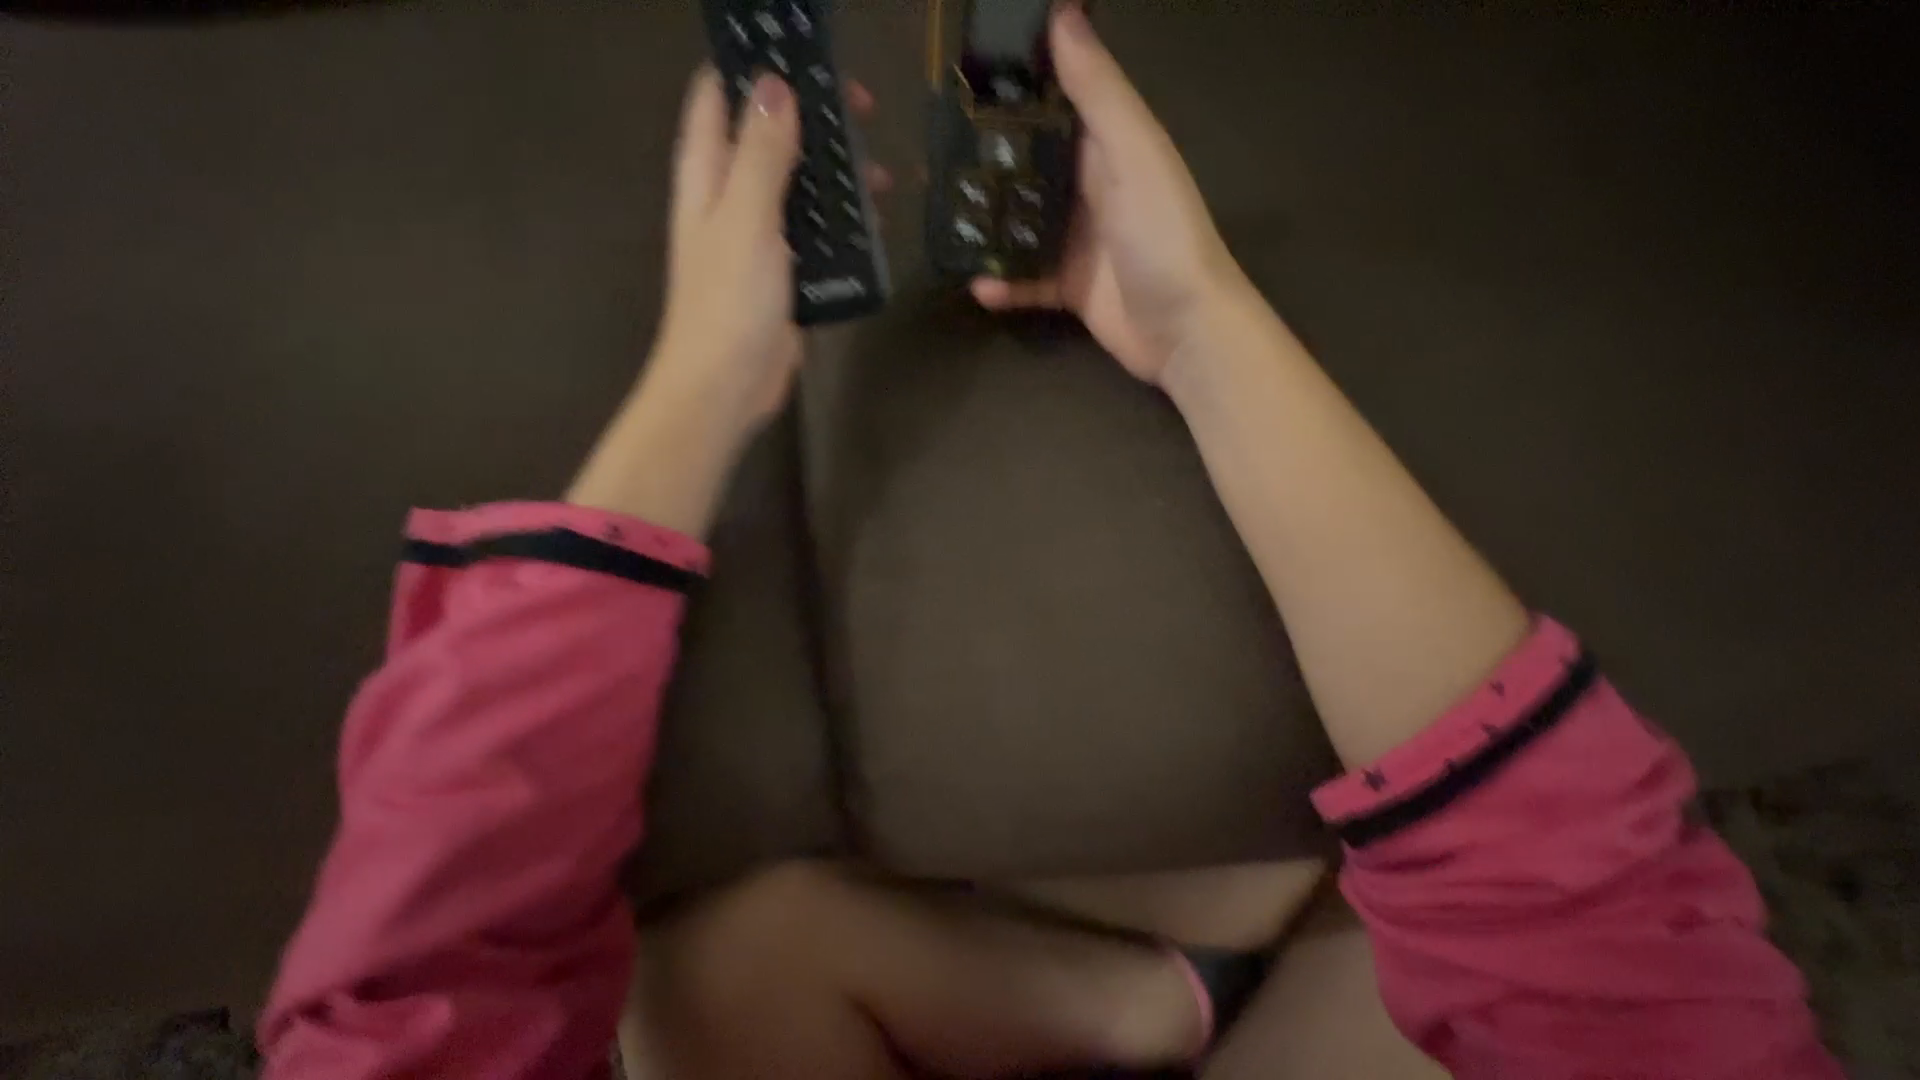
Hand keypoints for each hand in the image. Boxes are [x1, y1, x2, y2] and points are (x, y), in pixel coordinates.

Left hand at [651, 67, 888, 431]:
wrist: (727, 386)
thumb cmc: (728, 302)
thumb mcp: (747, 219)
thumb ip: (763, 155)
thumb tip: (776, 86)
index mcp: (706, 174)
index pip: (719, 97)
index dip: (755, 68)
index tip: (805, 58)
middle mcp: (728, 198)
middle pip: (768, 137)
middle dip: (811, 119)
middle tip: (863, 112)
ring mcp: (756, 238)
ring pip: (797, 188)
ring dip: (834, 176)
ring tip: (883, 173)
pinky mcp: (782, 274)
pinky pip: (814, 235)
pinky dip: (841, 225)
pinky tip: (874, 226)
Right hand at [970, 4, 1249, 385]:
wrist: (1185, 330)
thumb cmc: (1163, 235)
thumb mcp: (1134, 153)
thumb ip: (1098, 91)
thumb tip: (1061, 13)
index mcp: (1110, 147)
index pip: (1057, 104)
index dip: (1016, 87)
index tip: (964, 76)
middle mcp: (1091, 189)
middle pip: (1031, 164)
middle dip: (987, 159)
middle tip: (932, 151)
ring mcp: (1079, 241)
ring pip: (1021, 224)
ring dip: (987, 224)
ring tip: (941, 218)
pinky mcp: (1070, 288)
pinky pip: (1026, 280)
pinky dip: (1003, 284)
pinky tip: (976, 286)